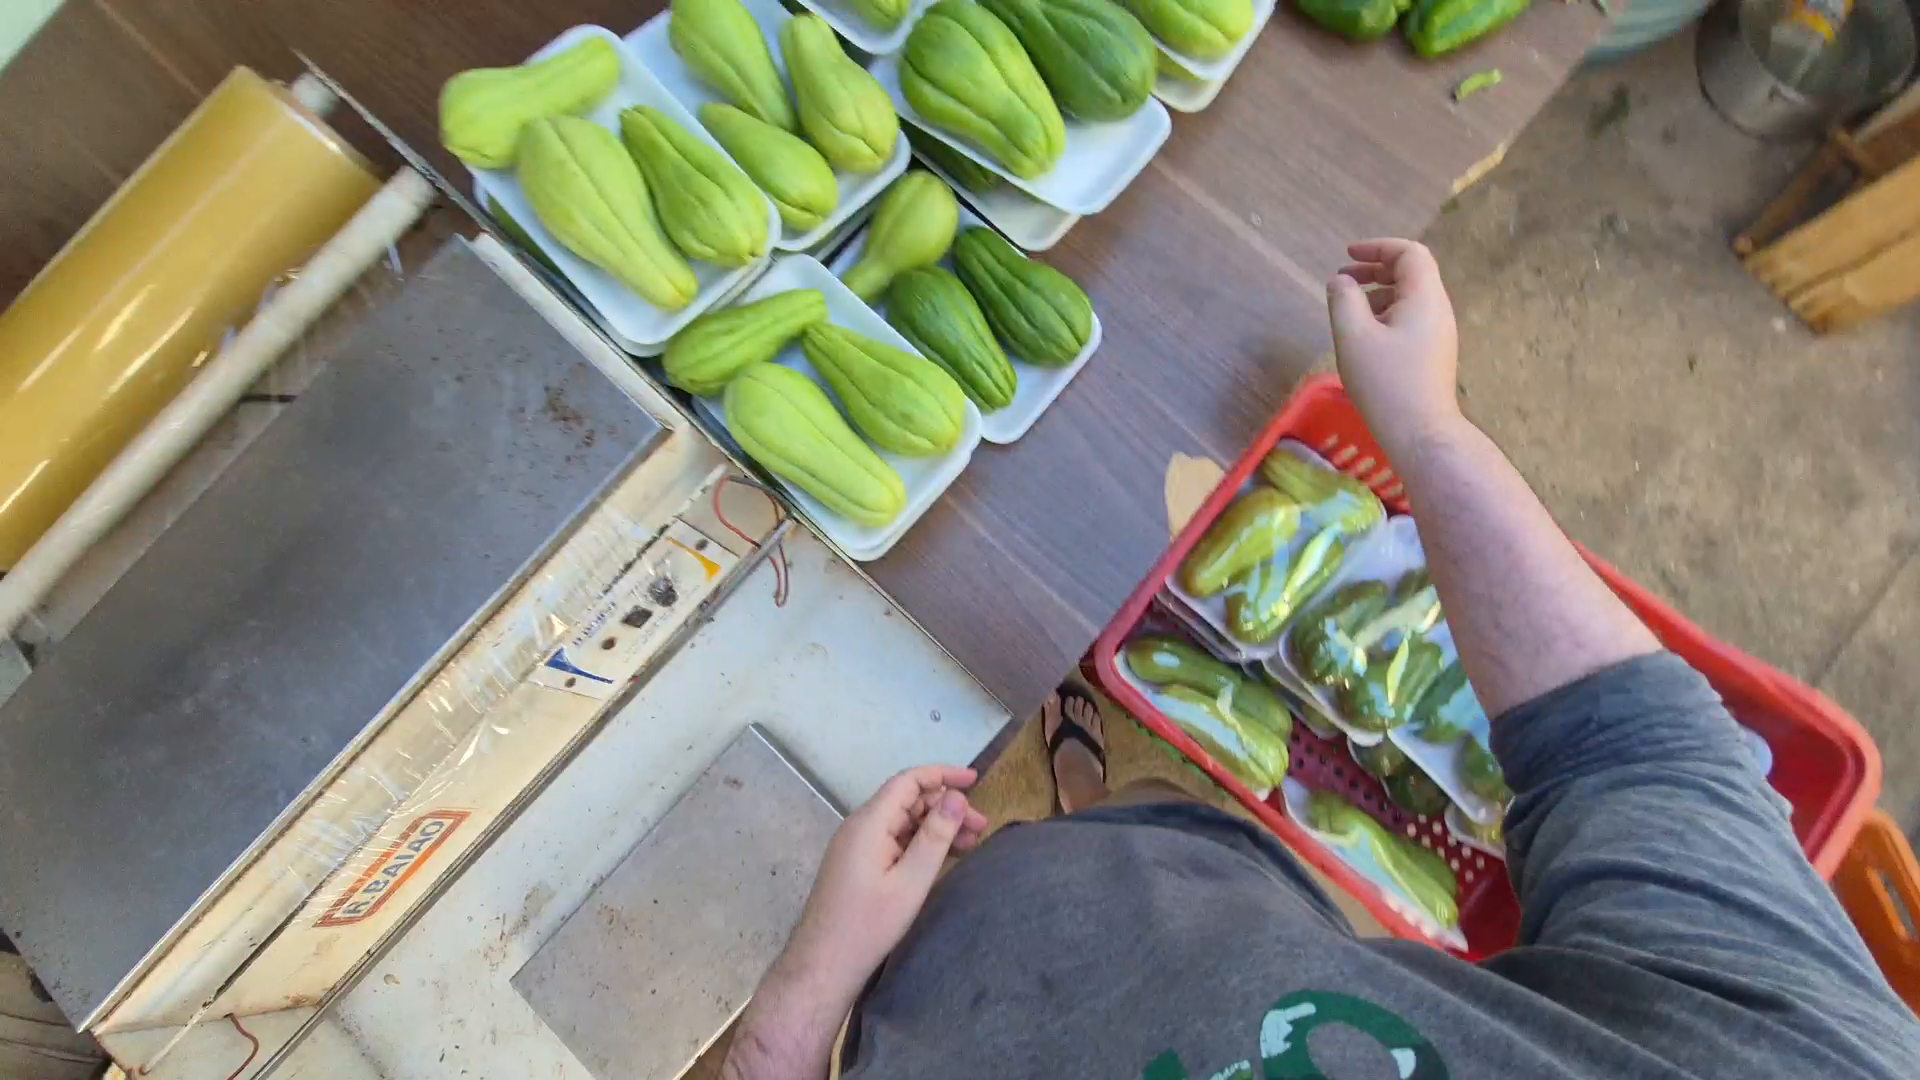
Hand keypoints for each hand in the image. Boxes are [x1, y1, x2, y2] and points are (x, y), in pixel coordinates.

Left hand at [784, 765, 988, 997]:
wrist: (821, 968)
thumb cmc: (867, 926)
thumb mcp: (910, 882)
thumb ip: (935, 837)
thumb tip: (956, 797)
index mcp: (870, 822)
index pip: (909, 781)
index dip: (943, 775)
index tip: (975, 780)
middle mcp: (860, 825)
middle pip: (908, 800)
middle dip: (945, 807)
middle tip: (981, 826)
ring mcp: (857, 845)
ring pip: (902, 821)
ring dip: (936, 826)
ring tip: (971, 842)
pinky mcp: (858, 863)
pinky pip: (893, 839)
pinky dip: (920, 842)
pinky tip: (943, 856)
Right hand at [1326, 239, 1463, 456]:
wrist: (1419, 430)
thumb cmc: (1384, 382)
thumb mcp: (1353, 337)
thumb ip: (1343, 301)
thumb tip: (1340, 281)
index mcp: (1424, 298)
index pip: (1408, 253)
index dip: (1377, 247)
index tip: (1346, 255)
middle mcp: (1437, 309)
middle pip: (1410, 273)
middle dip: (1374, 270)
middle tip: (1341, 279)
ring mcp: (1437, 333)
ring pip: (1407, 298)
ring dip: (1376, 295)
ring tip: (1346, 311)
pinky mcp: (1431, 353)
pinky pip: (1408, 320)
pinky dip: (1383, 315)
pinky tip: (1361, 337)